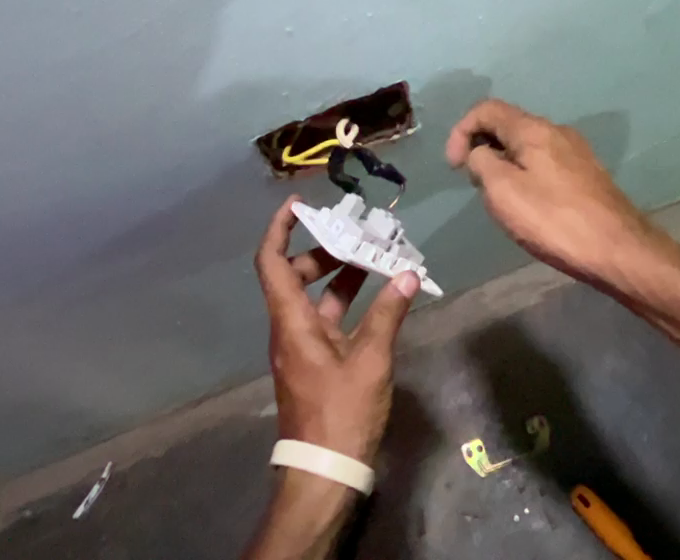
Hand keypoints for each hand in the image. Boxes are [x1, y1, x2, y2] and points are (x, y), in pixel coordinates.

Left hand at [253, 199, 418, 463]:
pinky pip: (327, 319)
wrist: (324, 473)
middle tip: (356, 232)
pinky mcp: (316, 363)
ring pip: (314, 297)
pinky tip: (379, 297)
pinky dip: (348, 303)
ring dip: (340, 275)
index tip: (299, 204)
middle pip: (295, 275)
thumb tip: (408, 274)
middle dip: (323, 249)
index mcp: (291, 321)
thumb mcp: (370, 361)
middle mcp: (289, 328)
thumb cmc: (340, 413)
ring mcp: (301, 347)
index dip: (280, 229)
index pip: (272, 262)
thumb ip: (387, 315)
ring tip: (374, 256)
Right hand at [445, 98, 671, 283]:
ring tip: (500, 197)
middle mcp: (556, 131)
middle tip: (475, 183)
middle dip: (482, 147)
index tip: (454, 167)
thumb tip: (481, 154)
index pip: (486, 109)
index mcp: (533, 129)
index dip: (461, 131)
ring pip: (526, 145)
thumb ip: (481, 162)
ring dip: (503, 163)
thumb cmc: (553, 220)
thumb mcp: (502, 191)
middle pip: (508, 124)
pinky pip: (544, 162)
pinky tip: (529, 205)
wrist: (619, 250)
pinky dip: (525, 174)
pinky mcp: (587, 175)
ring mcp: (576, 152)